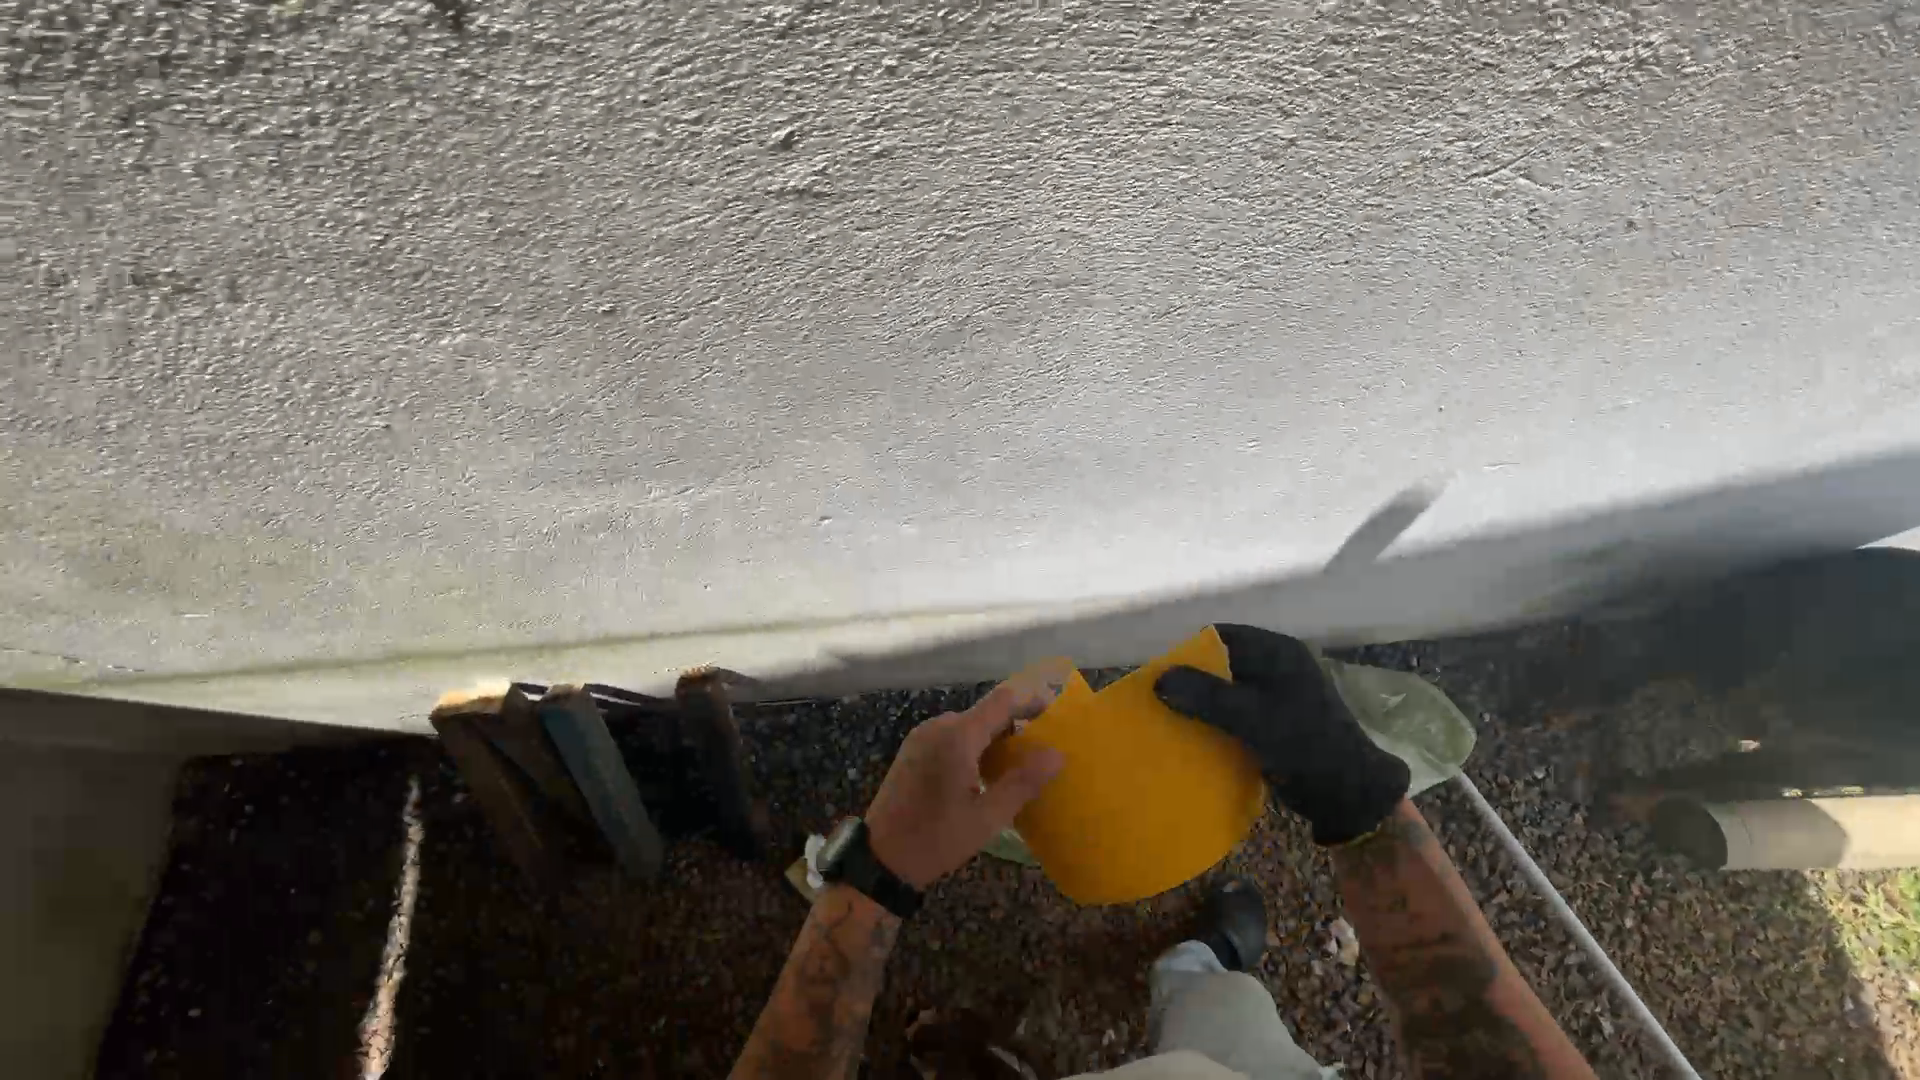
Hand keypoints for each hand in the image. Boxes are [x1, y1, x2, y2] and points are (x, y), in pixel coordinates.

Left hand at [866, 683, 1065, 888]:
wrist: (879, 858)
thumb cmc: (936, 838)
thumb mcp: (987, 817)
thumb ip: (1023, 782)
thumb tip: (1057, 754)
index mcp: (957, 735)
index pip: (1002, 701)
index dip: (1031, 702)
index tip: (1054, 717)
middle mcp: (938, 726)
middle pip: (986, 714)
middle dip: (1014, 730)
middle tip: (1039, 756)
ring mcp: (921, 736)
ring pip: (968, 727)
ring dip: (993, 741)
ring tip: (1015, 771)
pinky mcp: (912, 750)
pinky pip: (950, 737)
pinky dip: (972, 748)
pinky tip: (982, 777)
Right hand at [1154, 624, 1409, 845]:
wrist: (1353, 796)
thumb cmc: (1307, 745)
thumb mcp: (1253, 718)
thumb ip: (1206, 695)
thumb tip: (1157, 679)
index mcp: (1278, 652)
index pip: (1221, 637)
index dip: (1189, 652)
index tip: (1162, 675)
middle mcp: (1277, 666)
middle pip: (1221, 662)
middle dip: (1192, 680)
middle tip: (1162, 700)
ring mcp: (1277, 695)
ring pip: (1226, 689)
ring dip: (1201, 702)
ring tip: (1173, 719)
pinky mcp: (1275, 721)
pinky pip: (1235, 712)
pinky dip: (1215, 720)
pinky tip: (1198, 736)